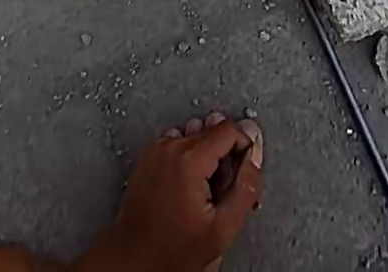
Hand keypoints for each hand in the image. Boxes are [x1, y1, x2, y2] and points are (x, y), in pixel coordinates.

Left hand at [75, 114, 263, 271]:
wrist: (133, 261)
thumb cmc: (171, 252)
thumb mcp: (222, 230)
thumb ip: (246, 189)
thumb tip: (254, 156)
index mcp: (190, 159)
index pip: (231, 129)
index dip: (243, 149)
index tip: (240, 173)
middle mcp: (172, 146)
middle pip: (214, 130)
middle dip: (225, 155)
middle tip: (219, 190)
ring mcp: (158, 148)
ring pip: (197, 134)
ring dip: (207, 155)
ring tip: (202, 190)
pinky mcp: (149, 154)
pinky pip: (180, 141)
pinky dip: (188, 156)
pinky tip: (186, 186)